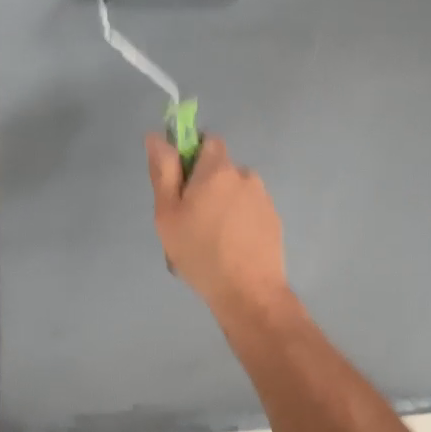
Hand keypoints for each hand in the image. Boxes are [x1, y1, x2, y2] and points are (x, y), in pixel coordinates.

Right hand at [145, 134, 289, 317]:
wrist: (249, 294)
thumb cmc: (200, 252)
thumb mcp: (168, 214)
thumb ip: (163, 171)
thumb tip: (156, 137)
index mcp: (217, 170)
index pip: (207, 140)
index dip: (192, 155)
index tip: (180, 183)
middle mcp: (244, 175)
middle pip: (220, 168)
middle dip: (205, 185)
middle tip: (189, 219)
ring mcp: (263, 198)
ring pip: (234, 191)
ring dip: (223, 203)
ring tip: (210, 239)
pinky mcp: (273, 220)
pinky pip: (248, 210)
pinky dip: (238, 221)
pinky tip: (229, 248)